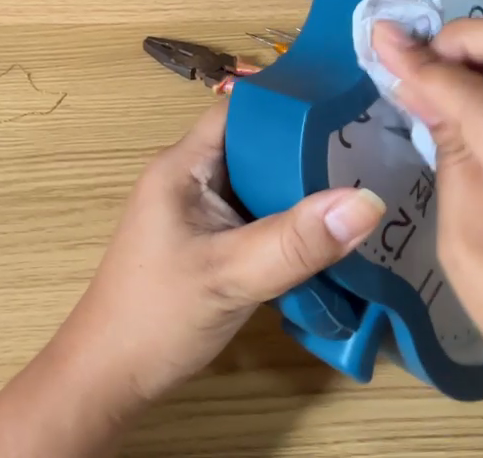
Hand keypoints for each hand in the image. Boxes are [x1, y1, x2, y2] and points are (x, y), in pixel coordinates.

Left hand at [58, 98, 386, 407]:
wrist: (110, 377)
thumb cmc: (158, 315)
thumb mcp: (232, 274)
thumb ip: (297, 241)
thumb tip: (370, 200)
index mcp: (182, 164)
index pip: (239, 112)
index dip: (288, 106)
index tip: (345, 107)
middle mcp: (190, 177)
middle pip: (255, 147)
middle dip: (306, 150)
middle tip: (372, 150)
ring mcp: (198, 212)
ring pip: (259, 184)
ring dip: (301, 190)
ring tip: (367, 186)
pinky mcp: (209, 243)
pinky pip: (256, 217)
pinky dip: (289, 223)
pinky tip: (331, 234)